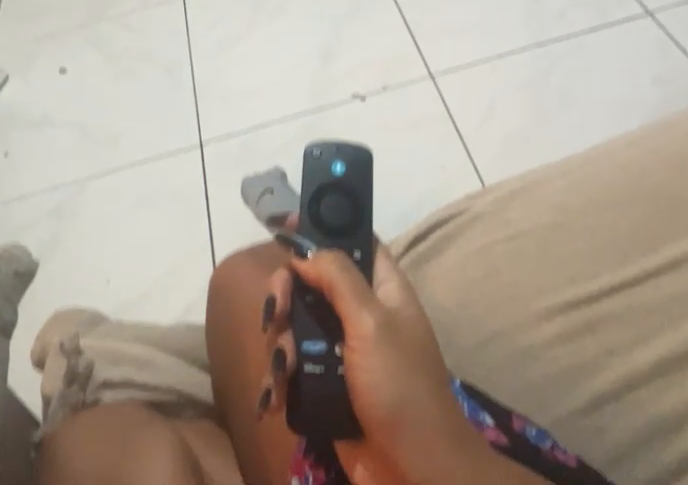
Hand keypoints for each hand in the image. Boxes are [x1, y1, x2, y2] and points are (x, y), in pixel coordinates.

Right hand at [262, 242, 494, 484]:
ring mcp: (340, 351)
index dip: (321, 228)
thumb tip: (304, 249)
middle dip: (286, 295)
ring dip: (279, 345)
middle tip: (277, 313)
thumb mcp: (372, 322)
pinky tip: (275, 397)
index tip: (282, 227)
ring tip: (286, 370)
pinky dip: (277, 379)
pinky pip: (290, 368)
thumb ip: (338, 278)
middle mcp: (360, 313)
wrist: (412, 469)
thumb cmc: (400, 387)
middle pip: (310, 282)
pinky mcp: (324, 386)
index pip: (352, 240)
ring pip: (293, 326)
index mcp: (383, 288)